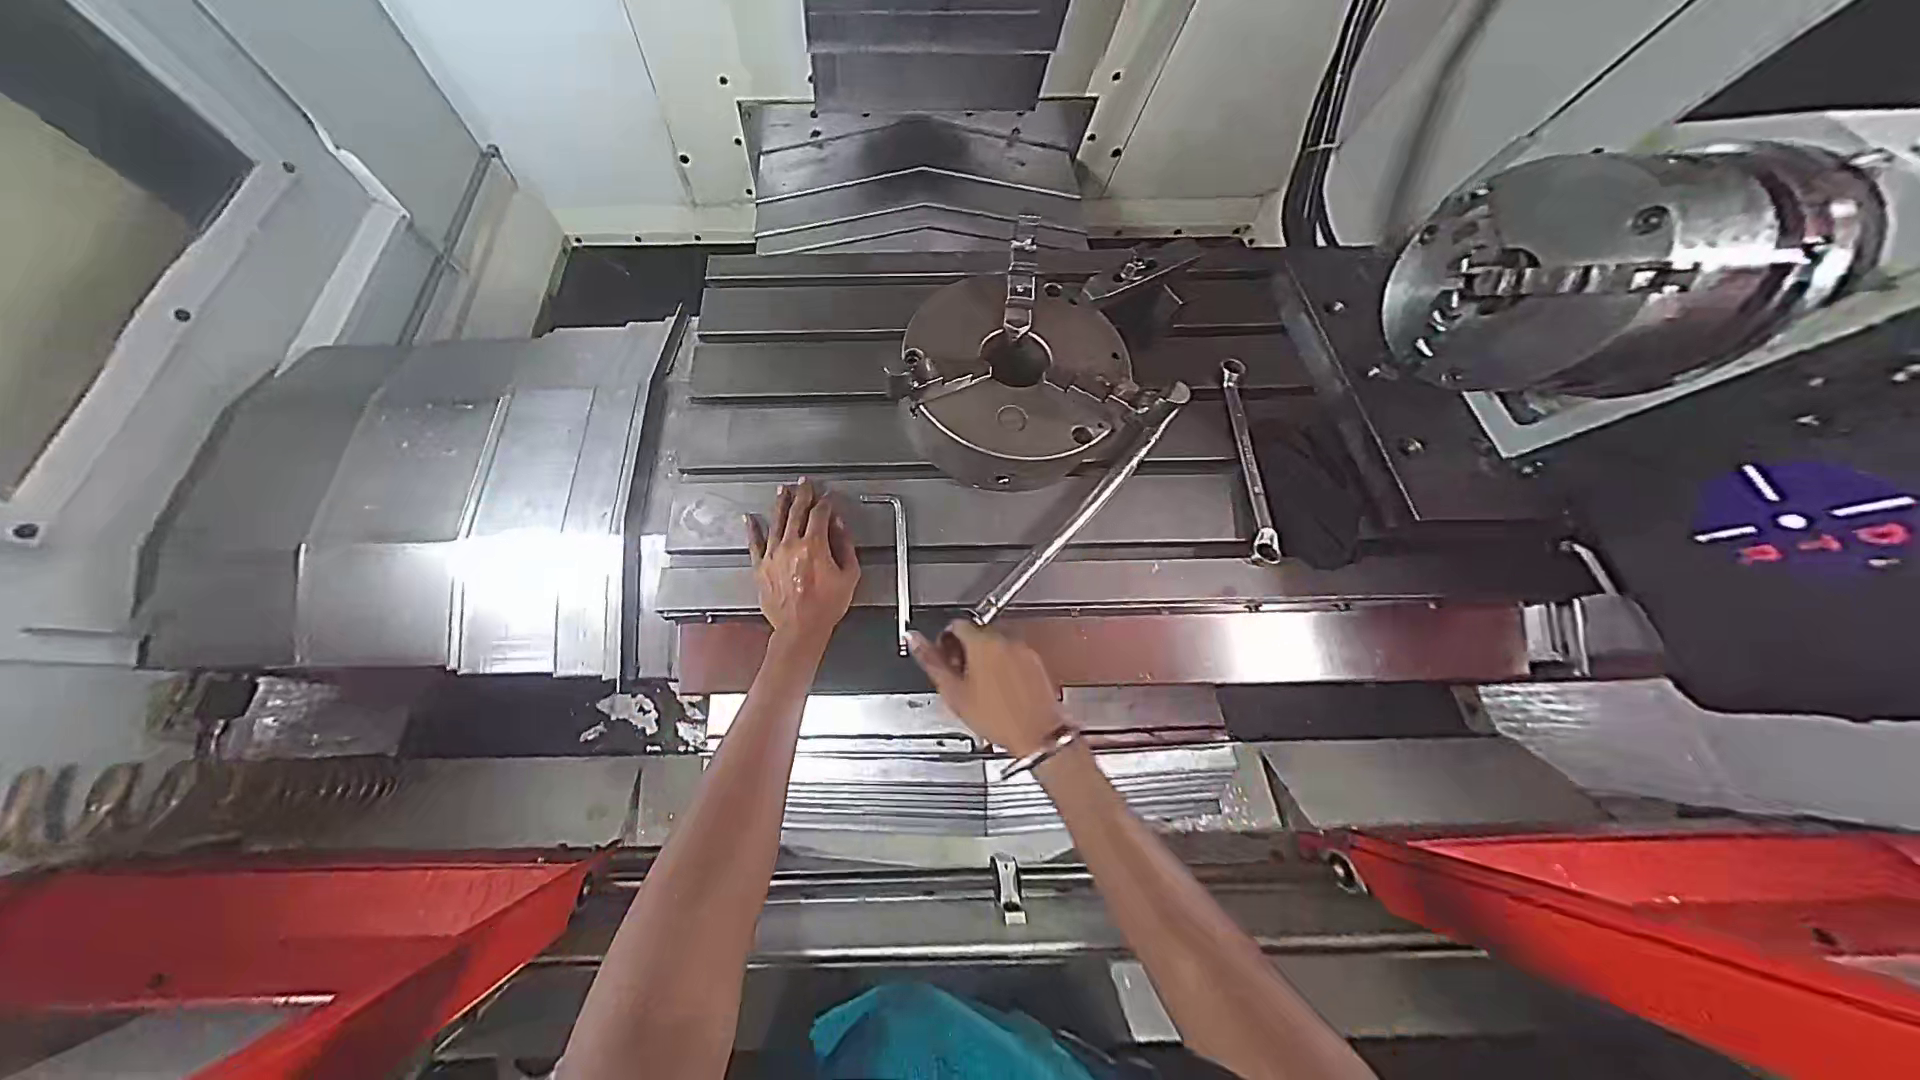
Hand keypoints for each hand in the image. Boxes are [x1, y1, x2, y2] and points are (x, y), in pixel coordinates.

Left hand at [746, 479, 859, 650]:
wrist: (801, 628)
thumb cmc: (825, 606)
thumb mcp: (849, 575)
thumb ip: (845, 546)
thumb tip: (839, 526)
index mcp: (815, 546)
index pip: (820, 514)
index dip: (826, 503)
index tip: (829, 498)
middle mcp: (791, 545)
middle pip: (797, 511)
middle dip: (803, 494)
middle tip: (805, 484)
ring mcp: (773, 555)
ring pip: (776, 521)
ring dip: (781, 503)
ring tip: (782, 490)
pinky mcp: (761, 567)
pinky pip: (754, 543)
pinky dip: (752, 529)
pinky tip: (749, 518)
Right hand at [909, 620, 1064, 756]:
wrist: (1036, 734)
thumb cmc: (997, 718)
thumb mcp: (953, 692)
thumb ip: (931, 661)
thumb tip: (914, 639)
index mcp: (982, 642)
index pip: (956, 625)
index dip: (945, 642)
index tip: (944, 659)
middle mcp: (1005, 639)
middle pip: (976, 633)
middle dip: (964, 651)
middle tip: (959, 677)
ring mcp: (1022, 650)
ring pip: (995, 645)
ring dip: (983, 658)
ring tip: (979, 687)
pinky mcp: (1034, 662)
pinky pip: (1012, 655)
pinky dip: (1002, 666)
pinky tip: (998, 690)